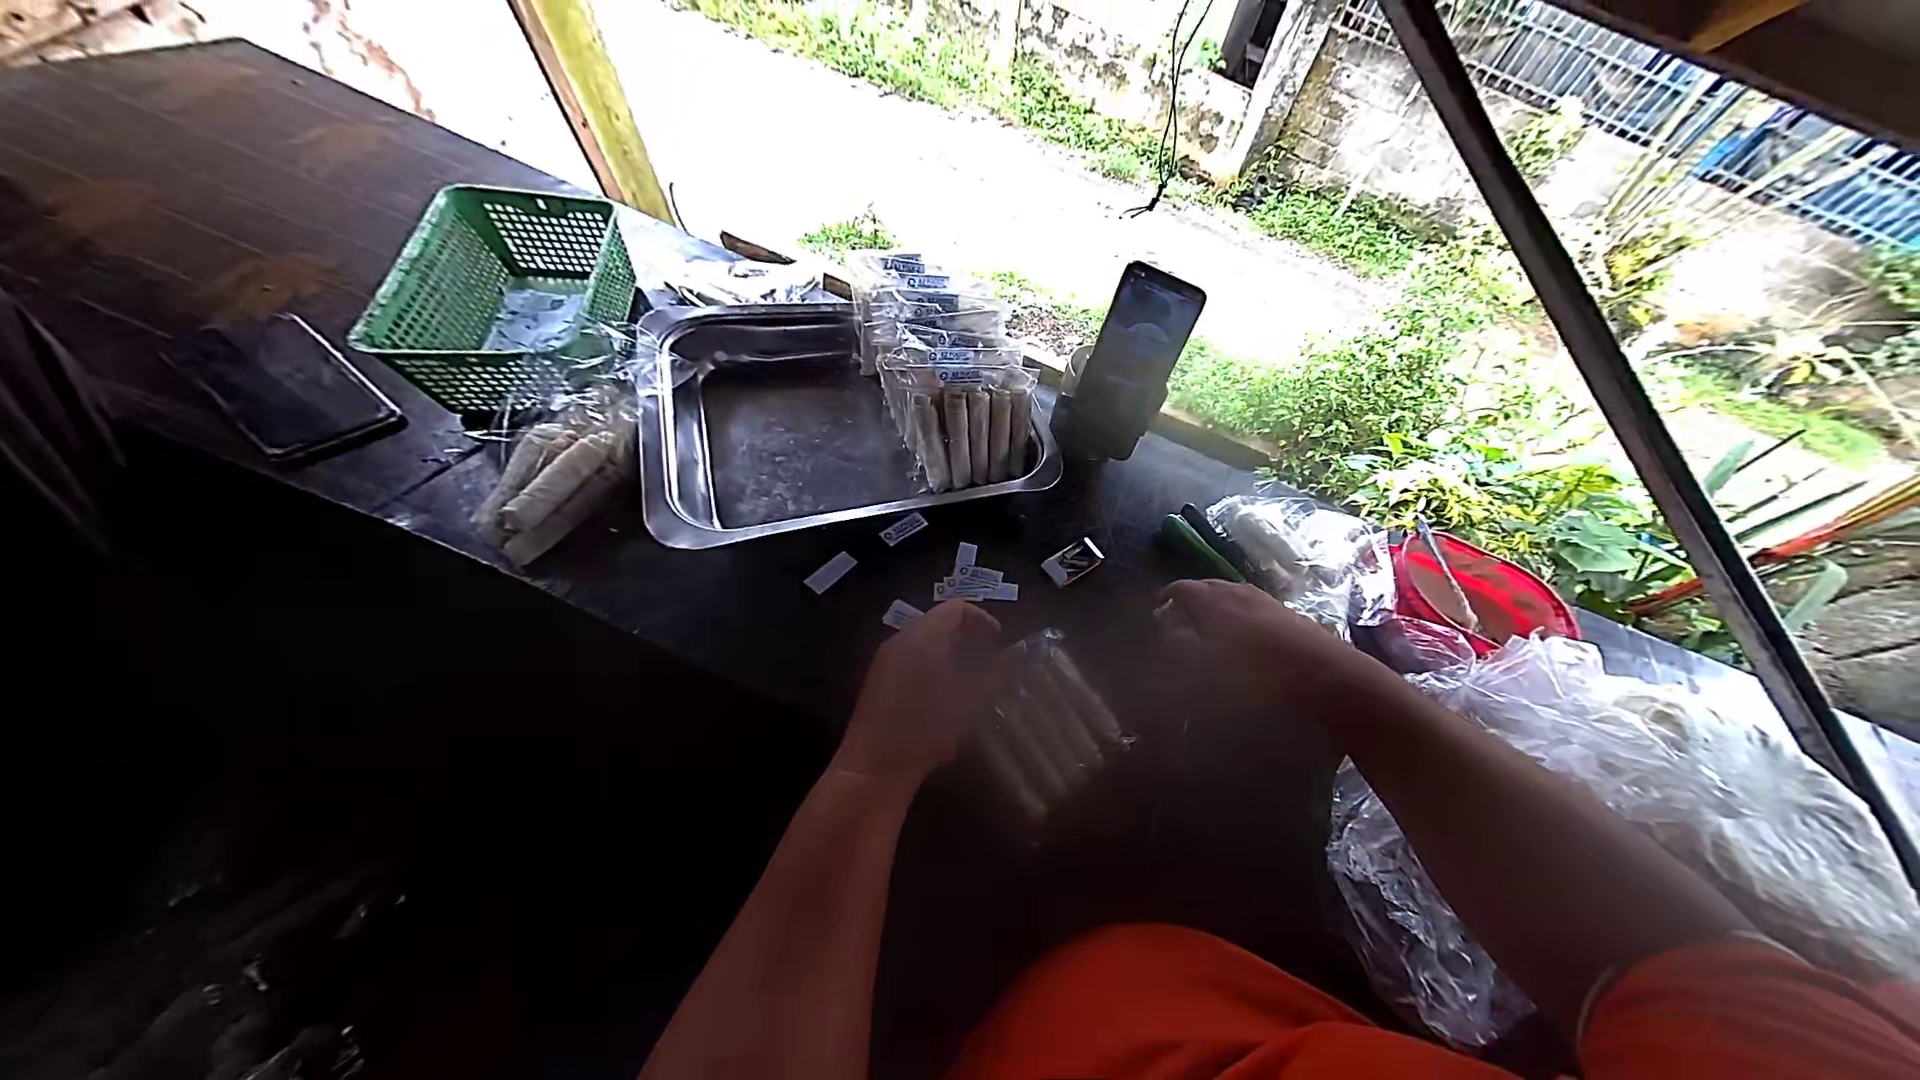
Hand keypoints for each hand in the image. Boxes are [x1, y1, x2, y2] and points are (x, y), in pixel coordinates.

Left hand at [836, 600, 1002, 783]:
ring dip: (953, 657)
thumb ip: (996, 675)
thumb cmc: (926, 728)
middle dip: (969, 639)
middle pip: (939, 625)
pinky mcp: (879, 684)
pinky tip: (946, 701)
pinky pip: (912, 663)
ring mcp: (886, 663)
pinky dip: (934, 670)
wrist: (874, 768)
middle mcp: (900, 642)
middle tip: (990, 662)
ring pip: (926, 645)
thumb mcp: (970, 702)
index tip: (999, 642)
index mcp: (921, 637)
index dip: (982, 619)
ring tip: (973, 683)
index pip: (956, 608)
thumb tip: (1014, 658)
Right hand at [1154, 579, 1411, 732]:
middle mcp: (1241, 593)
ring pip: (1232, 595)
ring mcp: (1270, 602)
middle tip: (1177, 622)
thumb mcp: (1210, 673)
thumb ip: (1182, 651)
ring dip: (1215, 608)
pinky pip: (1254, 607)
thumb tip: (1169, 634)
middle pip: (1206, 587)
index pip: (1180, 589)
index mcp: (1216, 602)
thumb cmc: (1265, 683)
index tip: (1155, 616)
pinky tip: (1244, 641)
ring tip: (1208, 632)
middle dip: (1189, 602)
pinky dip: (1239, 616)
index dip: (1165, 601)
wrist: (1339, 687)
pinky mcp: (1293, 616)